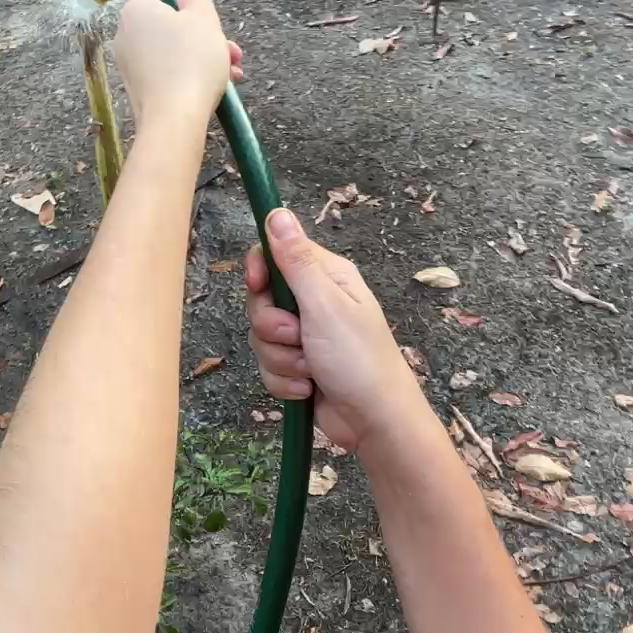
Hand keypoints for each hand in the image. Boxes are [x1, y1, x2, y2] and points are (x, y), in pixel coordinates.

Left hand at [112, 0, 242, 135]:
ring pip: (172, 53)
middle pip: (169, 26)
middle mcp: (125, 35)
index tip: (208, 22)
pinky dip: (189, 78)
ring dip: (203, 59)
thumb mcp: (203, 19)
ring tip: (231, 73)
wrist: (175, 119)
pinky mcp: (138, 91)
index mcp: (136, 10)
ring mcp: (129, 66)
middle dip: (203, 38)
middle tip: (229, 51)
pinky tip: (217, 89)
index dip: (186, 7)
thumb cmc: (191, 62)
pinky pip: (167, 75)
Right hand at [245, 209, 431, 455]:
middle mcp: (314, 302)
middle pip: (261, 300)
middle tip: (297, 337)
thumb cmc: (358, 358)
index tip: (257, 285)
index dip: (259, 270)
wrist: (375, 421)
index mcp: (325, 276)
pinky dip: (285, 381)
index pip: (275, 255)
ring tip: (310, 369)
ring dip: (281, 359)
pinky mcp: (298, 366)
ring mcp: (305, 336)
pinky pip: (269, 367)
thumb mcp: (325, 304)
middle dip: (272, 326)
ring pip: (262, 338)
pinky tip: (308, 388)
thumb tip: (277, 212)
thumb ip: (296, 260)